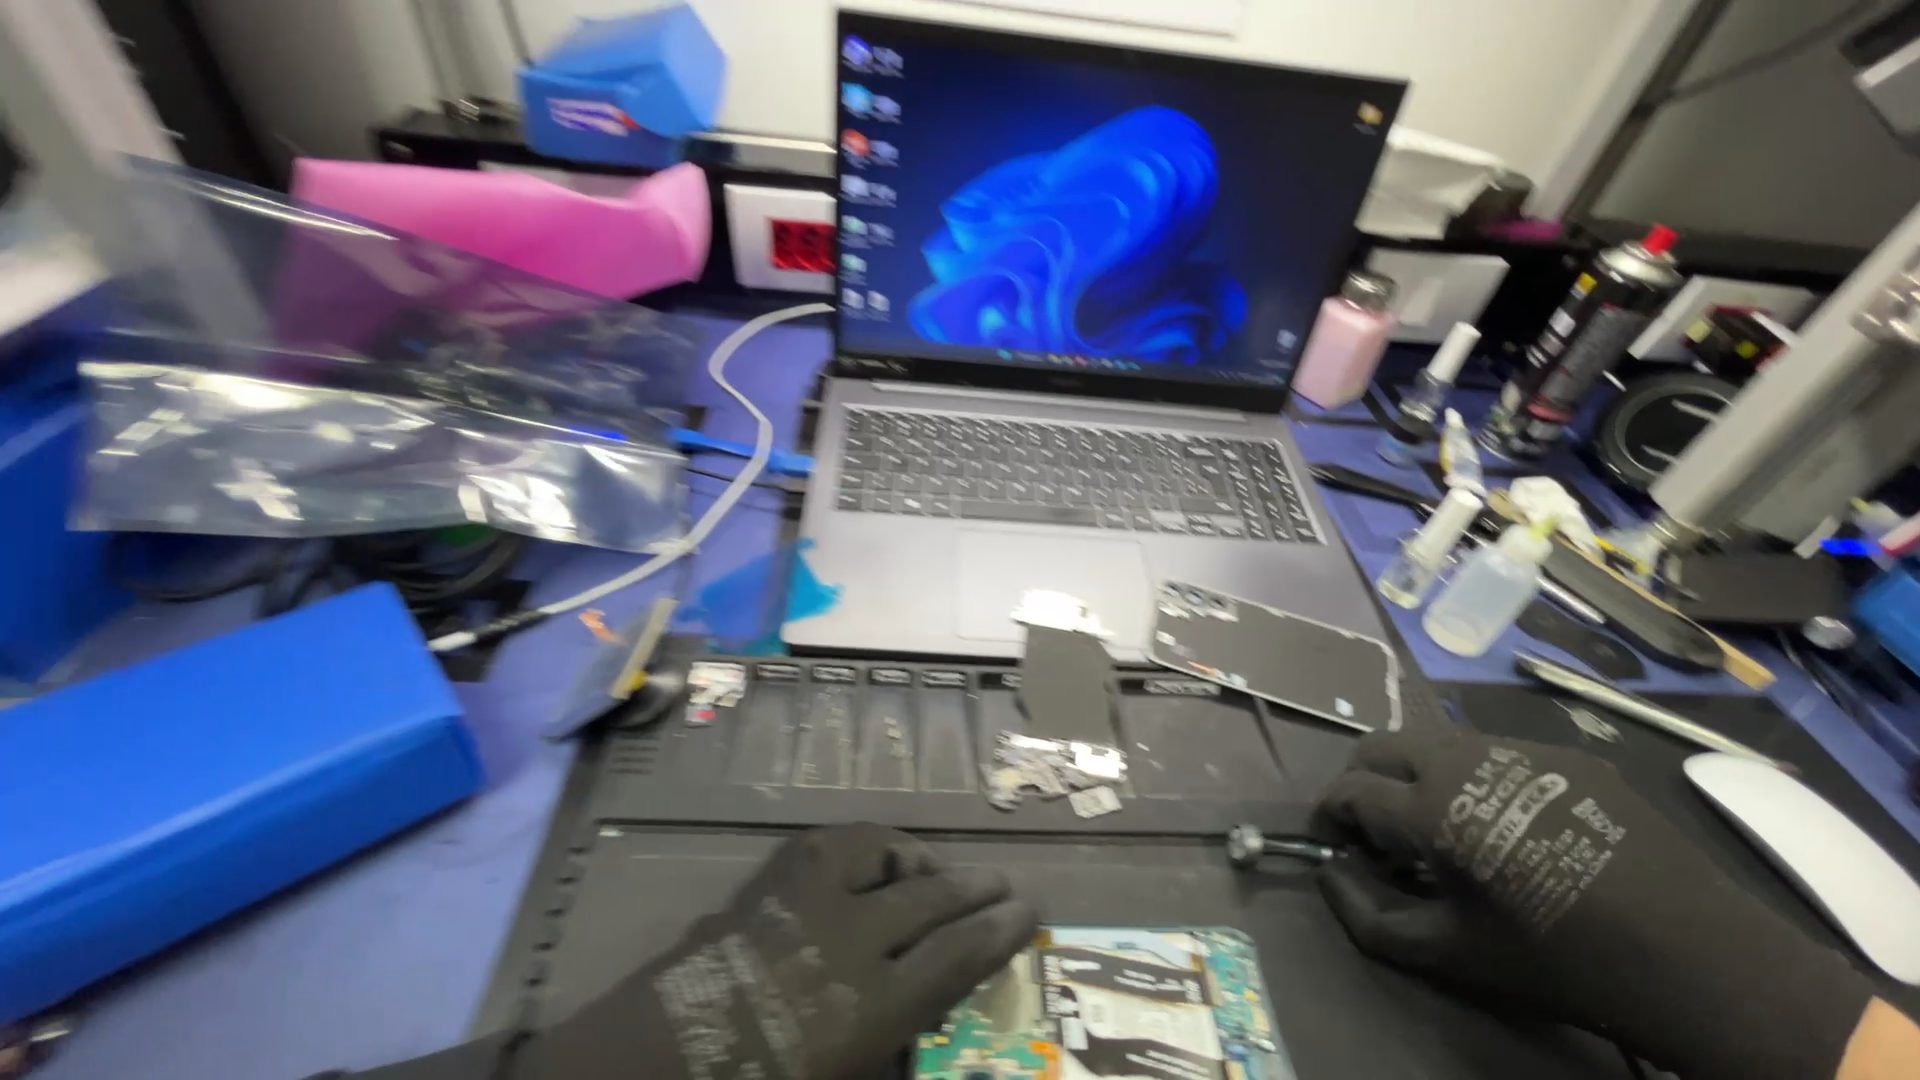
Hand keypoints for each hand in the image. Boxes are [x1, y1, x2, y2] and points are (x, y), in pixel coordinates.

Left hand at [510, 823, 1036, 1079]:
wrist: (656, 1061)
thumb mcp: (846, 1073)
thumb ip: (893, 1041)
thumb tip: (927, 1008)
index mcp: (867, 1008)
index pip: (954, 957)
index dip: (997, 933)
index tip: (1026, 913)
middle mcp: (846, 943)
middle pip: (930, 901)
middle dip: (974, 889)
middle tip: (1002, 882)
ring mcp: (806, 901)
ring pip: (882, 854)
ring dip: (917, 859)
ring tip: (931, 867)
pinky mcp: (772, 879)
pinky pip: (832, 845)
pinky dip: (863, 847)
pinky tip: (869, 858)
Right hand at [1314, 727, 1871, 1079]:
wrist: (1706, 962)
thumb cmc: (1564, 963)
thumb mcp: (1453, 955)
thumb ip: (1369, 917)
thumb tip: (1329, 875)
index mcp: (1435, 810)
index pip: (1349, 789)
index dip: (1330, 817)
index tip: (1336, 845)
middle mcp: (1465, 761)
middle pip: (1379, 744)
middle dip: (1361, 780)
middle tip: (1377, 829)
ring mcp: (1519, 750)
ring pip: (1434, 740)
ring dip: (1414, 774)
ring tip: (1440, 827)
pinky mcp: (1564, 755)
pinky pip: (1491, 751)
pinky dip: (1471, 777)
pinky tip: (1506, 826)